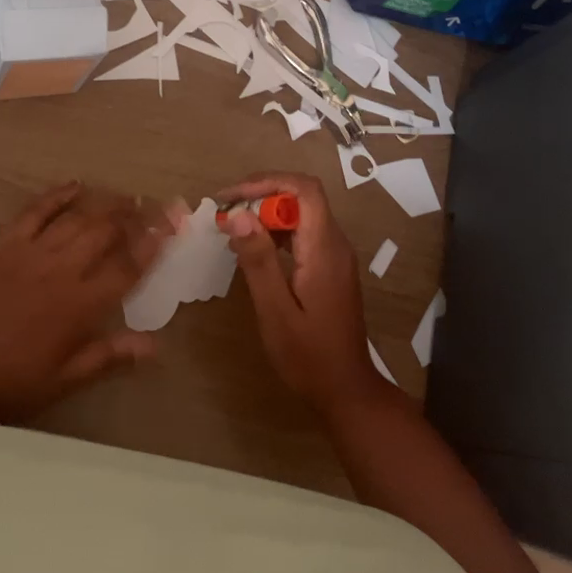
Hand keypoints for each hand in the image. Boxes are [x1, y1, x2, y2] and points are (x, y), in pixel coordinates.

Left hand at [0, 182, 167, 420]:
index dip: (153, 245)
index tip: (173, 225)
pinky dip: (56, 196)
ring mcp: (31, 254)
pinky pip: (35, 212)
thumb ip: (107, 357)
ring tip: (127, 197)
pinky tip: (75, 185)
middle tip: (157, 207)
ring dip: (105, 205)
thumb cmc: (6, 384)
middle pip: (107, 233)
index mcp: (80, 306)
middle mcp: (61, 271)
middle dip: (135, 217)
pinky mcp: (4, 246)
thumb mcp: (61, 381)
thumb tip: (154, 344)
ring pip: (77, 219)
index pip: (127, 268)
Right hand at [215, 172, 390, 415]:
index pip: (304, 189)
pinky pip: (303, 234)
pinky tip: (252, 251)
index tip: (232, 197)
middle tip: (224, 214)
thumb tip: (238, 215)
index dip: (267, 182)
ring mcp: (335, 256)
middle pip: (302, 197)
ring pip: (302, 214)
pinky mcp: (330, 268)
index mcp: (324, 249)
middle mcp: (335, 244)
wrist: (346, 390)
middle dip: (261, 196)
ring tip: (231, 229)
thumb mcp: (275, 310)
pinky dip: (276, 233)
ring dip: (266, 214)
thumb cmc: (308, 355)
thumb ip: (258, 261)